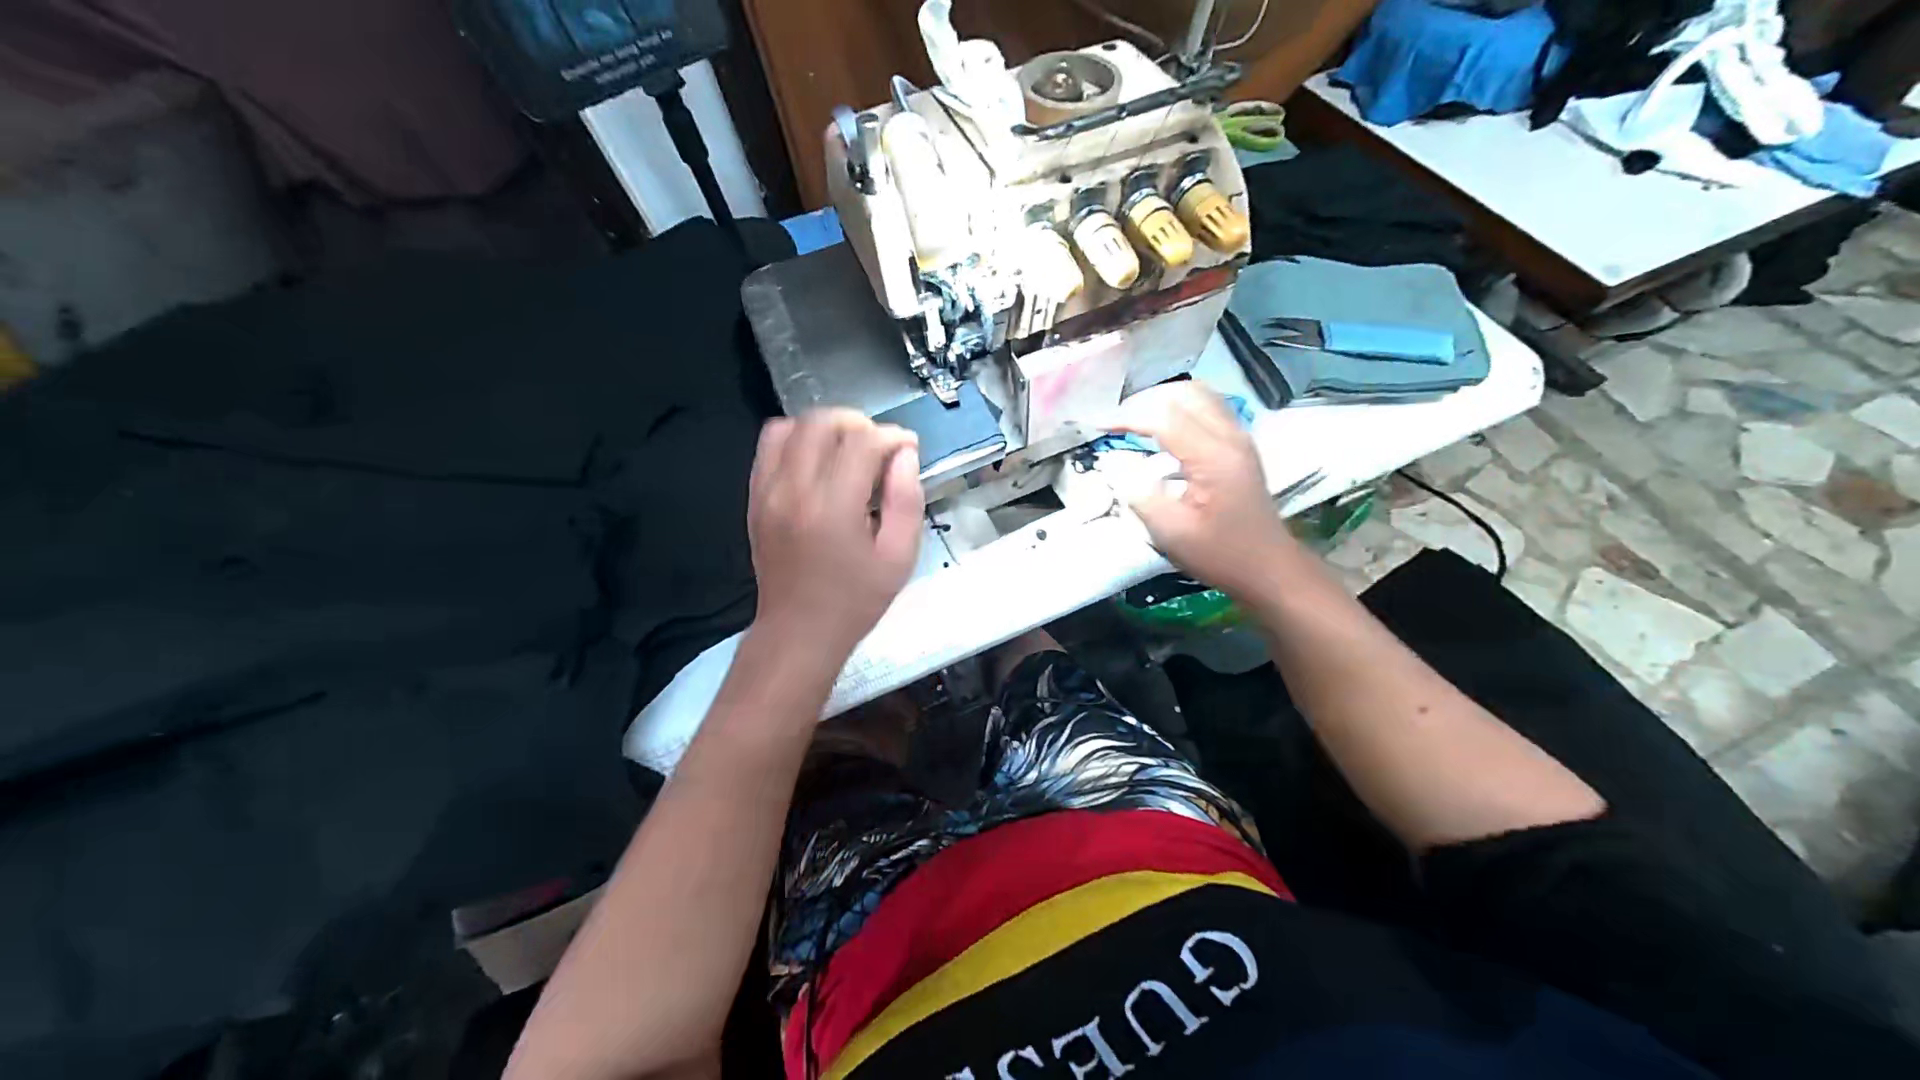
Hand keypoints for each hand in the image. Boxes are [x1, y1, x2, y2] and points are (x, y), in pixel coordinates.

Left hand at [746, 409, 922, 671]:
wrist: (798, 632)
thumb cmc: (855, 600)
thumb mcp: (899, 557)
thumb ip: (906, 500)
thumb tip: (904, 455)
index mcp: (833, 507)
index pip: (862, 442)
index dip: (891, 436)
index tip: (907, 448)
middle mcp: (794, 490)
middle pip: (822, 422)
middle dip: (857, 423)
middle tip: (878, 446)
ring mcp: (767, 492)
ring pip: (790, 426)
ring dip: (823, 428)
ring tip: (845, 449)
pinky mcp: (754, 498)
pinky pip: (768, 447)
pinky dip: (795, 441)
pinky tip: (817, 463)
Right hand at [1109, 383, 1296, 598]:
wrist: (1269, 568)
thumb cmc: (1221, 554)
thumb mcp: (1171, 533)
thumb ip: (1140, 497)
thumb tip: (1120, 471)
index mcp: (1213, 457)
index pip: (1164, 417)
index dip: (1127, 417)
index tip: (1099, 427)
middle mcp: (1230, 437)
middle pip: (1185, 393)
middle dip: (1146, 401)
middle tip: (1117, 422)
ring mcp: (1238, 439)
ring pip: (1200, 395)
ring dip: (1164, 401)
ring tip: (1136, 422)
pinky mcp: (1239, 446)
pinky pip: (1209, 409)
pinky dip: (1181, 410)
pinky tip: (1162, 432)